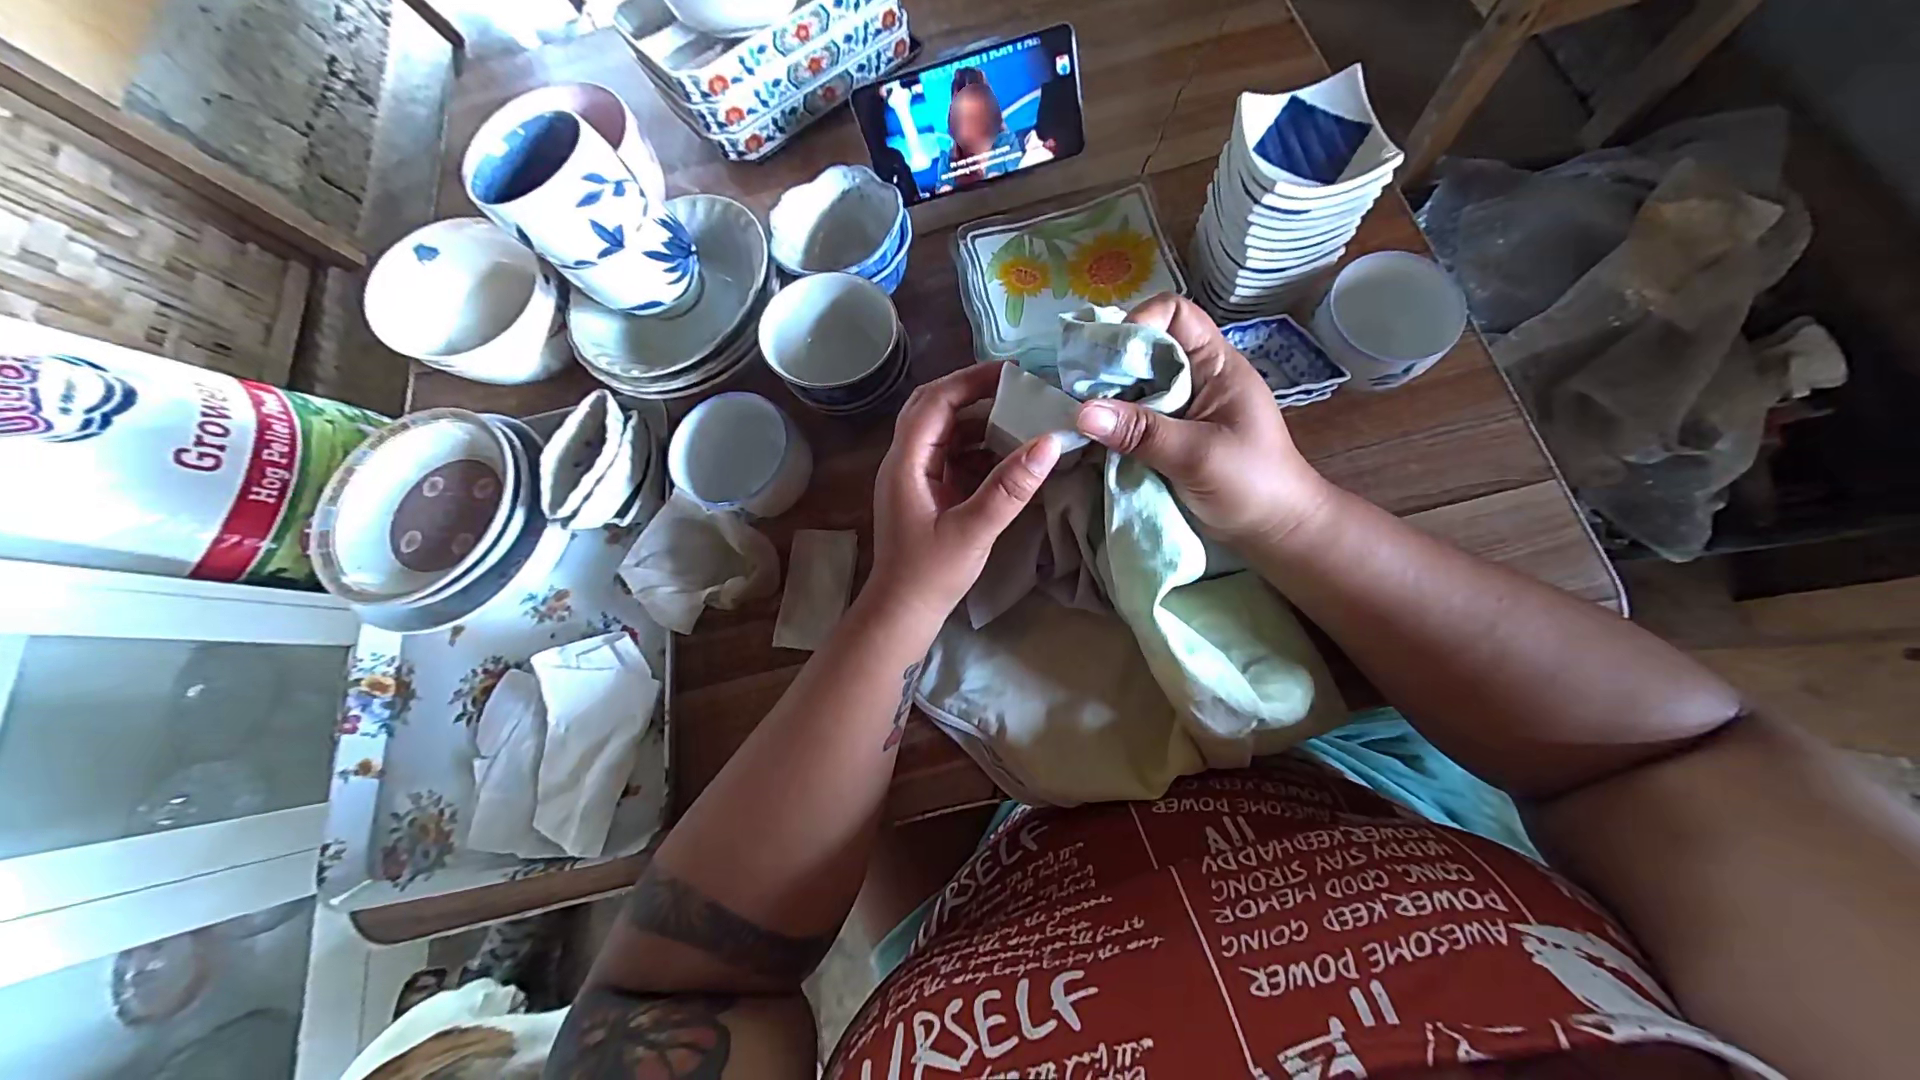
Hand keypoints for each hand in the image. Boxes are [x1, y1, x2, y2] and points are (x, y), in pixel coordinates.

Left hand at [866, 363, 1060, 618]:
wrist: (902, 612)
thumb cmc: (930, 575)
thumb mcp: (974, 531)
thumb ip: (1010, 488)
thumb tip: (1048, 443)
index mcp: (906, 462)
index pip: (934, 401)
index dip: (970, 380)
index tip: (1012, 373)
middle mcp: (905, 460)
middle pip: (934, 408)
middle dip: (973, 393)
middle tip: (1016, 388)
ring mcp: (914, 476)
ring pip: (944, 431)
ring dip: (978, 421)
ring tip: (1019, 416)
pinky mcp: (926, 491)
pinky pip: (951, 455)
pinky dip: (977, 448)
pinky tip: (1007, 455)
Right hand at [1073, 293, 1331, 544]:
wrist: (1273, 531)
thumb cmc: (1252, 485)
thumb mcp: (1197, 455)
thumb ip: (1141, 433)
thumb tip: (1082, 413)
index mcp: (1215, 365)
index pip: (1174, 314)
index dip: (1139, 322)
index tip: (1106, 358)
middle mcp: (1193, 378)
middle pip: (1144, 349)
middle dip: (1109, 365)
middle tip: (1076, 391)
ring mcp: (1179, 408)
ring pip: (1132, 386)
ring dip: (1105, 399)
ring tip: (1077, 417)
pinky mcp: (1165, 436)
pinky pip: (1129, 418)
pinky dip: (1109, 425)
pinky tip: (1090, 439)